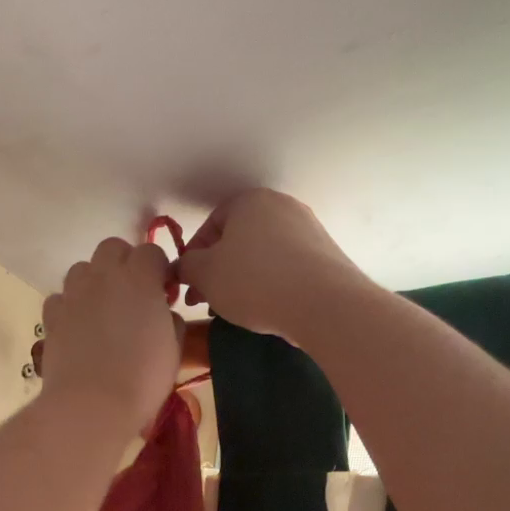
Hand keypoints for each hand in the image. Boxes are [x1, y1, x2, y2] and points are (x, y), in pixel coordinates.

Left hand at [40, 238, 181, 430]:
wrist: (91, 403)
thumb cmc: (143, 378)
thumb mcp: (173, 347)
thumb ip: (169, 318)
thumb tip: (161, 310)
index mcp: (140, 278)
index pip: (151, 251)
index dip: (158, 268)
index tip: (163, 292)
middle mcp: (103, 277)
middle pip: (112, 248)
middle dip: (124, 263)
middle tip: (133, 294)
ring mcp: (73, 294)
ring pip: (82, 268)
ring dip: (94, 280)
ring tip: (103, 309)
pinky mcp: (51, 315)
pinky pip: (60, 297)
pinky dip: (69, 305)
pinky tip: (78, 326)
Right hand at [174, 190, 374, 339]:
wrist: (324, 304)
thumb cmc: (253, 280)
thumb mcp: (204, 274)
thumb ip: (185, 266)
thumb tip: (183, 268)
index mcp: (251, 201)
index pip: (211, 224)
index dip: (194, 255)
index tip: (189, 282)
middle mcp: (282, 207)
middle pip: (237, 240)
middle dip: (217, 270)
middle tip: (205, 299)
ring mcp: (309, 230)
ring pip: (261, 255)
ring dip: (241, 279)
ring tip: (232, 309)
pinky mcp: (326, 257)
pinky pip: (286, 268)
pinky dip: (269, 284)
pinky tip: (263, 308)